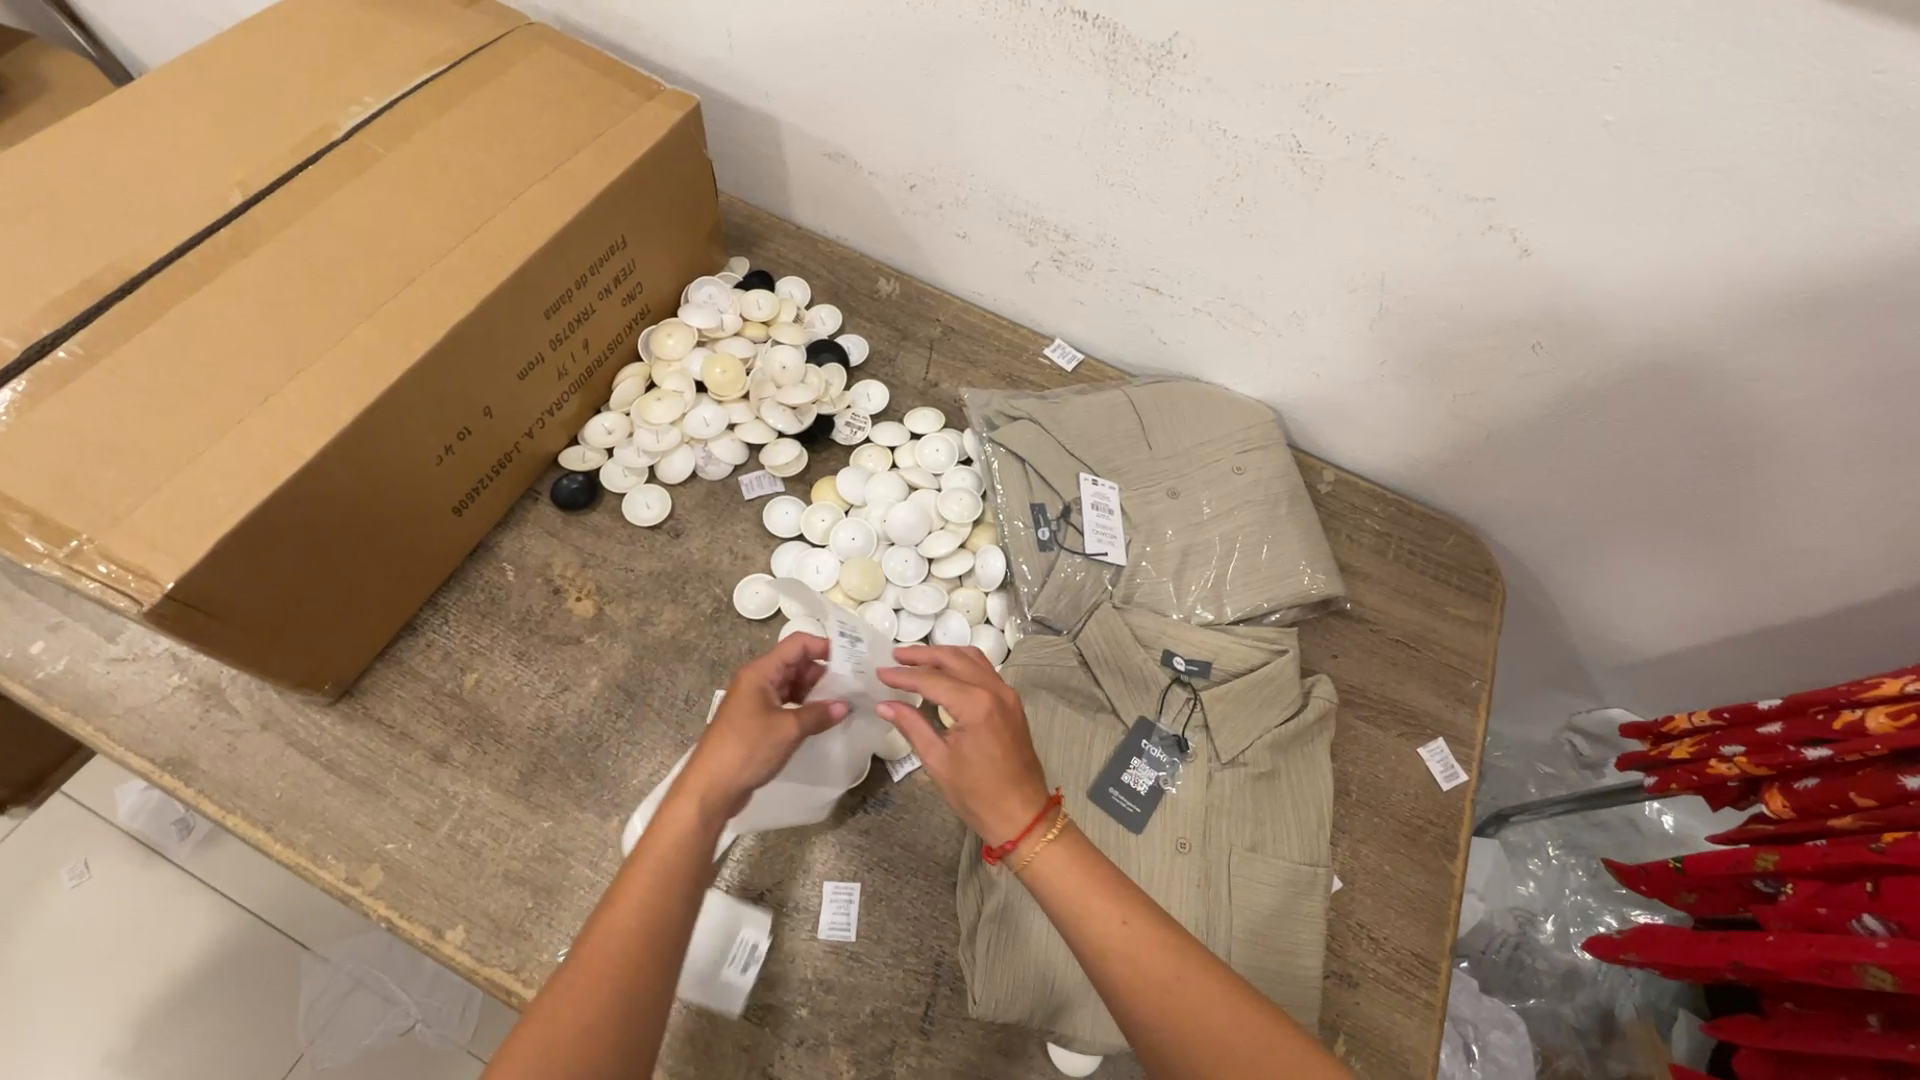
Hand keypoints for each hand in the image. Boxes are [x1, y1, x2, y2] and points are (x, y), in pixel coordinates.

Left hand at [675, 634, 848, 822]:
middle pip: (795, 663)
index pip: (797, 644)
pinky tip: (822, 721)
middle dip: (823, 673)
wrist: (711, 787)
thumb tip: (845, 706)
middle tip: (851, 687)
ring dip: (815, 693)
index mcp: (761, 672)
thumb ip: (818, 714)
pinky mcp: (757, 722)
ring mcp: (756, 702)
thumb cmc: (746, 749)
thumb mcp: (788, 729)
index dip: (823, 647)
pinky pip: (786, 705)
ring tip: (842, 704)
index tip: (850, 660)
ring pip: (792, 685)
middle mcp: (758, 681)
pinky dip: (804, 709)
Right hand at [876, 645, 1051, 843]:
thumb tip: (885, 705)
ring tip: (917, 659)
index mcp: (975, 704)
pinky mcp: (1012, 702)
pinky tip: (945, 672)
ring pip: (973, 659)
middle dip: (923, 655)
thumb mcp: (938, 760)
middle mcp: (994, 690)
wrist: (1022, 815)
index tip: (880, 672)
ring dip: (944, 655)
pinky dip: (963, 665)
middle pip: (953, 659)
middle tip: (895, 655)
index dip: (903, 675)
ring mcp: (1007, 694)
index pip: (931, 680)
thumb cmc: (977, 795)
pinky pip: (985, 671)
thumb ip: (911, 726)